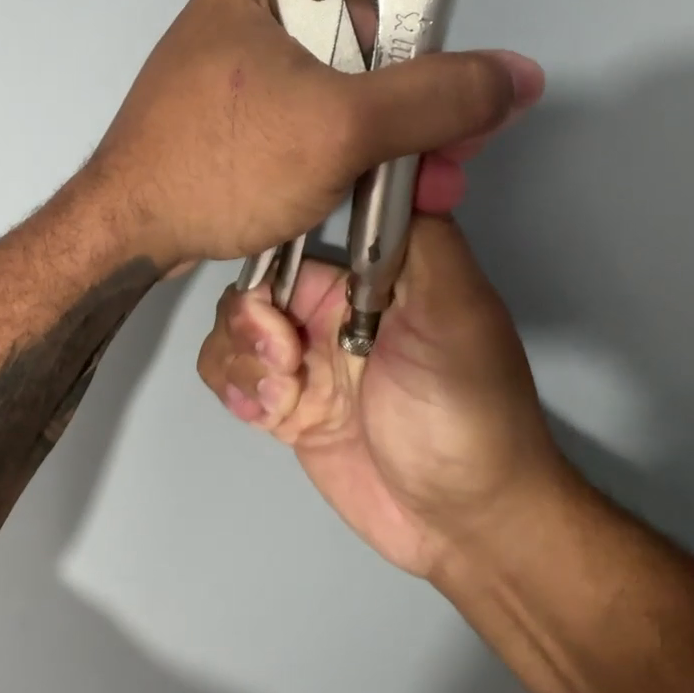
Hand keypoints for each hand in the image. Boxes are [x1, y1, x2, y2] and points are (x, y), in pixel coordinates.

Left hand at [76, 0, 538, 267]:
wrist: (127, 235)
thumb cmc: (212, 170)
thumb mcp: (341, 127)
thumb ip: (435, 98)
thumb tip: (510, 77)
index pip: (373, 6)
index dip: (419, 65)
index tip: (447, 117)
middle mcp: (236, 24)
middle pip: (356, 61)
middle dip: (399, 123)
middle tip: (429, 172)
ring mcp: (224, 79)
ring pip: (328, 104)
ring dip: (366, 149)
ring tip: (382, 192)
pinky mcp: (219, 125)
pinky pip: (293, 132)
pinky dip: (323, 162)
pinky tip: (337, 193)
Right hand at [196, 218, 574, 578]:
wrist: (462, 521)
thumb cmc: (466, 413)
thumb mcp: (458, 315)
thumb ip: (423, 242)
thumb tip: (395, 171)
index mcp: (367, 285)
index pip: (290, 249)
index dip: (269, 279)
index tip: (282, 325)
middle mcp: (326, 317)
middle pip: (246, 294)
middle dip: (249, 334)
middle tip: (287, 374)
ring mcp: (300, 364)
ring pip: (228, 336)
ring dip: (241, 369)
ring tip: (283, 405)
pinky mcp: (282, 407)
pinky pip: (228, 378)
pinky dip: (234, 394)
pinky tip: (269, 419)